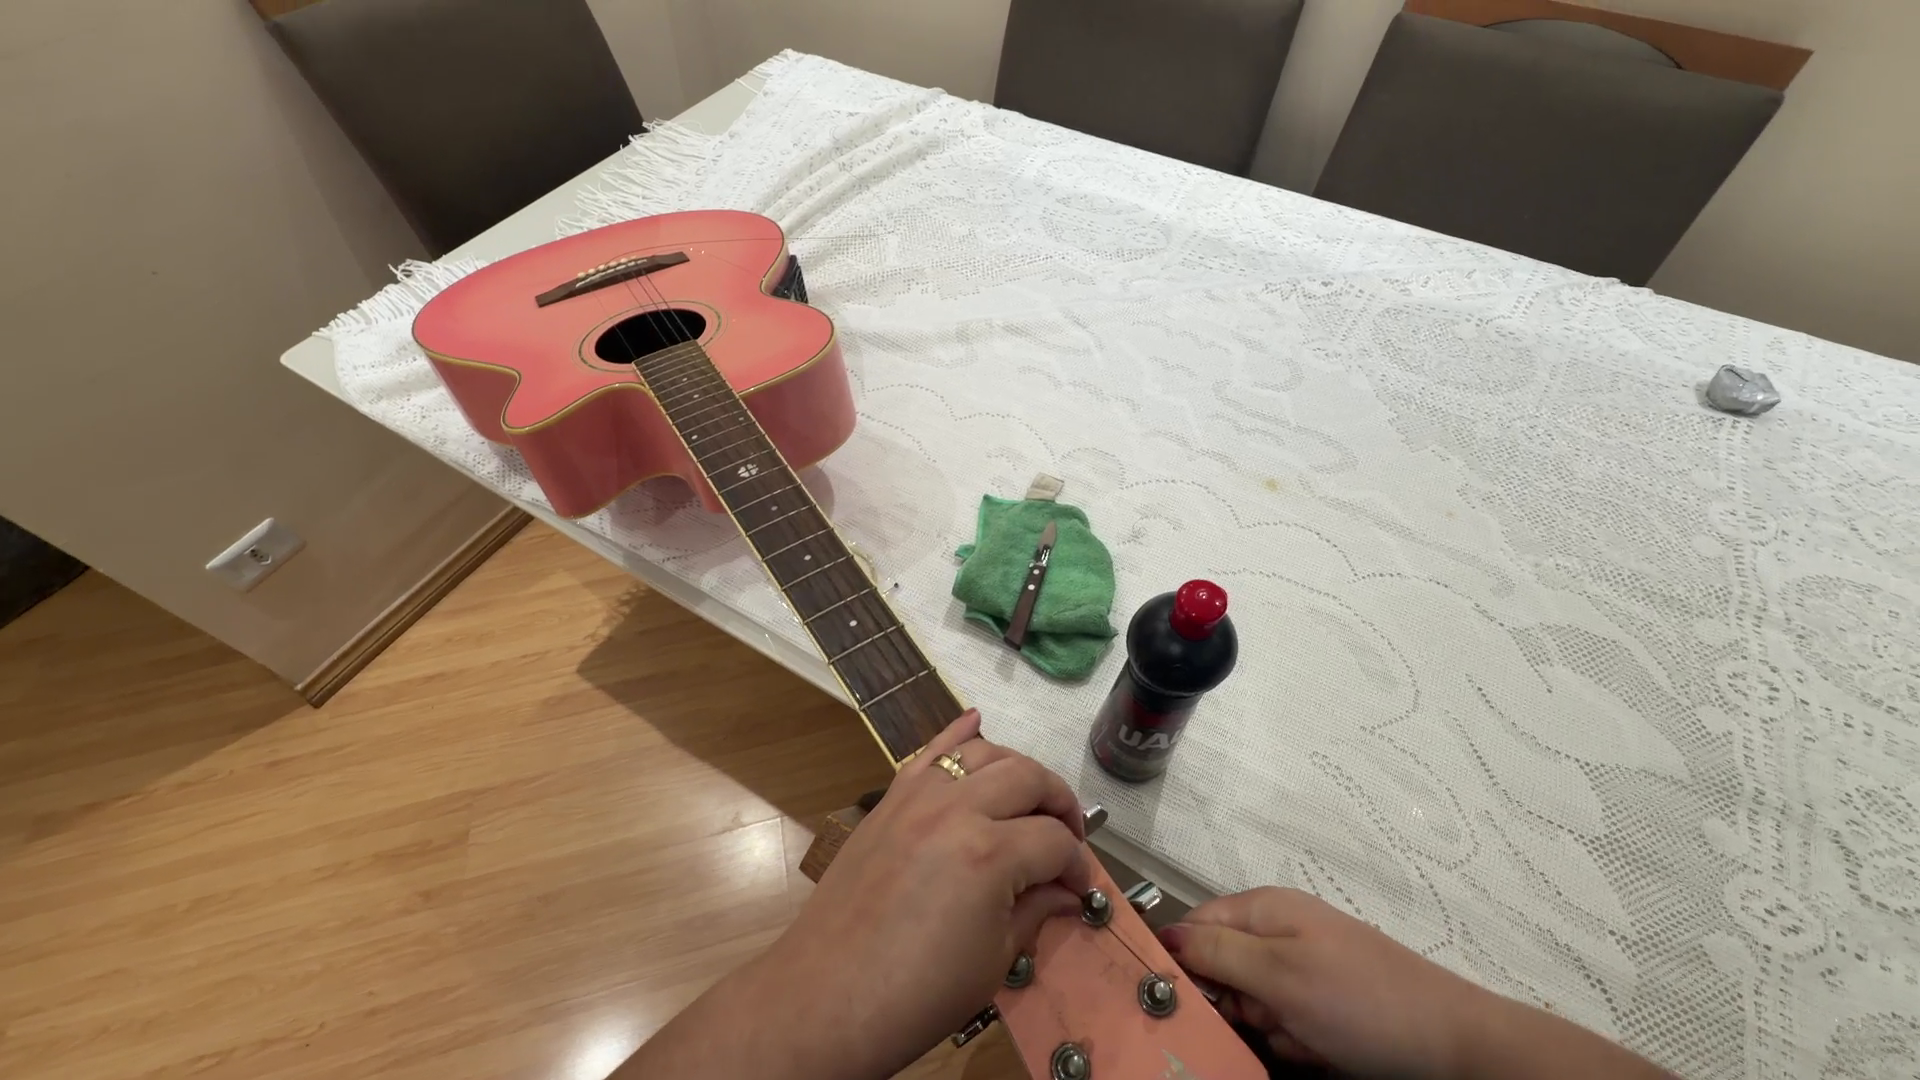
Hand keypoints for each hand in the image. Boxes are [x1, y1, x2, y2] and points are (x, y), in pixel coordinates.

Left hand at [748, 711, 1090, 1078]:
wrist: (827, 997)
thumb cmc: (917, 994)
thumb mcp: (993, 960)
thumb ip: (1035, 911)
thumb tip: (1066, 892)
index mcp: (990, 854)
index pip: (1055, 841)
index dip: (1077, 866)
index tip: (1080, 889)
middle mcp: (957, 808)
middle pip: (1028, 779)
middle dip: (1060, 804)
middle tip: (1068, 838)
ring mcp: (918, 796)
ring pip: (984, 752)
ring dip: (1017, 769)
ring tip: (1030, 799)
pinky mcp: (890, 799)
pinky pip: (929, 751)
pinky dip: (957, 733)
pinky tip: (975, 720)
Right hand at [1159, 886, 1492, 1079]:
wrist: (1452, 1043)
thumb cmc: (1357, 1000)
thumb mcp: (1278, 975)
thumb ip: (1216, 951)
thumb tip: (1162, 935)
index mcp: (1262, 907)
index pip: (1194, 924)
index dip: (1188, 961)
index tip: (1201, 1000)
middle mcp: (1278, 927)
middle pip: (1222, 965)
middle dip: (1239, 1002)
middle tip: (1269, 1018)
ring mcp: (1305, 962)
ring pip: (1253, 998)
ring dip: (1271, 1025)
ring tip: (1304, 1036)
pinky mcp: (1326, 995)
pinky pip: (1287, 1016)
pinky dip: (1298, 1036)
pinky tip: (1321, 1046)